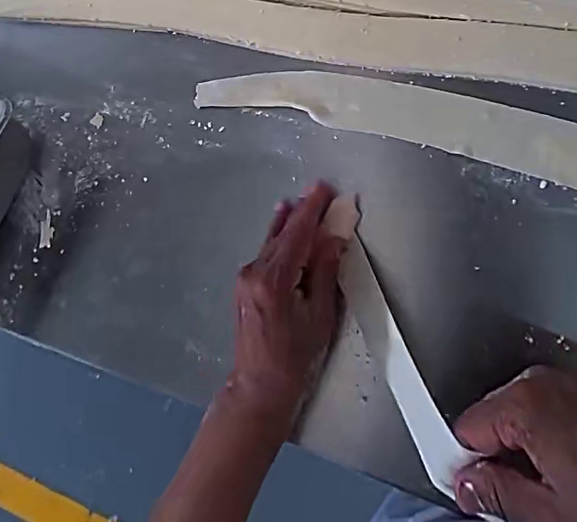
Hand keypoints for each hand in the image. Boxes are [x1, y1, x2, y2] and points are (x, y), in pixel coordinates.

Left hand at [223, 181, 346, 428]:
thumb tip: (332, 239)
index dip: (313, 209)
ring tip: (301, 201)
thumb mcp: (319, 315)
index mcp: (274, 279)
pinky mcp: (244, 283)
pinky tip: (283, 224)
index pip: (298, 234)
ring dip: (289, 221)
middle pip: (284, 233)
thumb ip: (324, 272)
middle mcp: (254, 272)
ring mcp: (245, 277)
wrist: (259, 387)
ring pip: (272, 240)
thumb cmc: (295, 357)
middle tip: (319, 190)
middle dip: (303, 211)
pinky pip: (266, 252)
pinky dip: (279, 237)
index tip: (324, 189)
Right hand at [452, 367, 576, 521]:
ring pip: (515, 418)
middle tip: (518, 499)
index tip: (469, 488)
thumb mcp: (548, 515)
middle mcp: (542, 384)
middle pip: (490, 417)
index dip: (465, 463)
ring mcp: (565, 387)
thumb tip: (468, 483)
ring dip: (522, 453)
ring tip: (553, 490)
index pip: (465, 425)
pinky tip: (570, 477)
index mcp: (525, 402)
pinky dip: (545, 444)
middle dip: (495, 457)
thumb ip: (496, 492)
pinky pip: (543, 415)